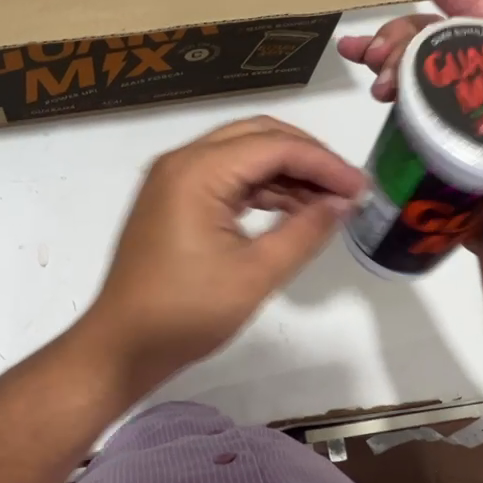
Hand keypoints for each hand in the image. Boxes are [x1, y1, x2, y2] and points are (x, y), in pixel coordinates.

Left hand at [76, 116, 364, 391]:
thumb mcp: (255, 274)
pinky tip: (292, 211)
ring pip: (242, 155)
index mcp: (197, 171)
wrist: (121, 346)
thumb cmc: (186, 313)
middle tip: (347, 188)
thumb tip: (342, 203)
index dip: (324, 163)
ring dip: (285, 172)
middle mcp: (182, 161)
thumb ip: (304, 232)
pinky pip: (225, 177)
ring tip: (327, 203)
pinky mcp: (172, 199)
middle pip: (258, 137)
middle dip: (307, 157)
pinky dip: (260, 188)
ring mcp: (173, 178)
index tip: (362, 188)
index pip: (274, 146)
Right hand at [337, 0, 482, 278]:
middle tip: (376, 57)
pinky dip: (388, 78)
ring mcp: (470, 114)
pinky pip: (415, 94)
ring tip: (360, 58)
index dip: (468, 1)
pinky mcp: (445, 134)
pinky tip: (365, 76)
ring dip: (393, 52)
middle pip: (455, 46)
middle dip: (412, 36)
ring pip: (430, 65)